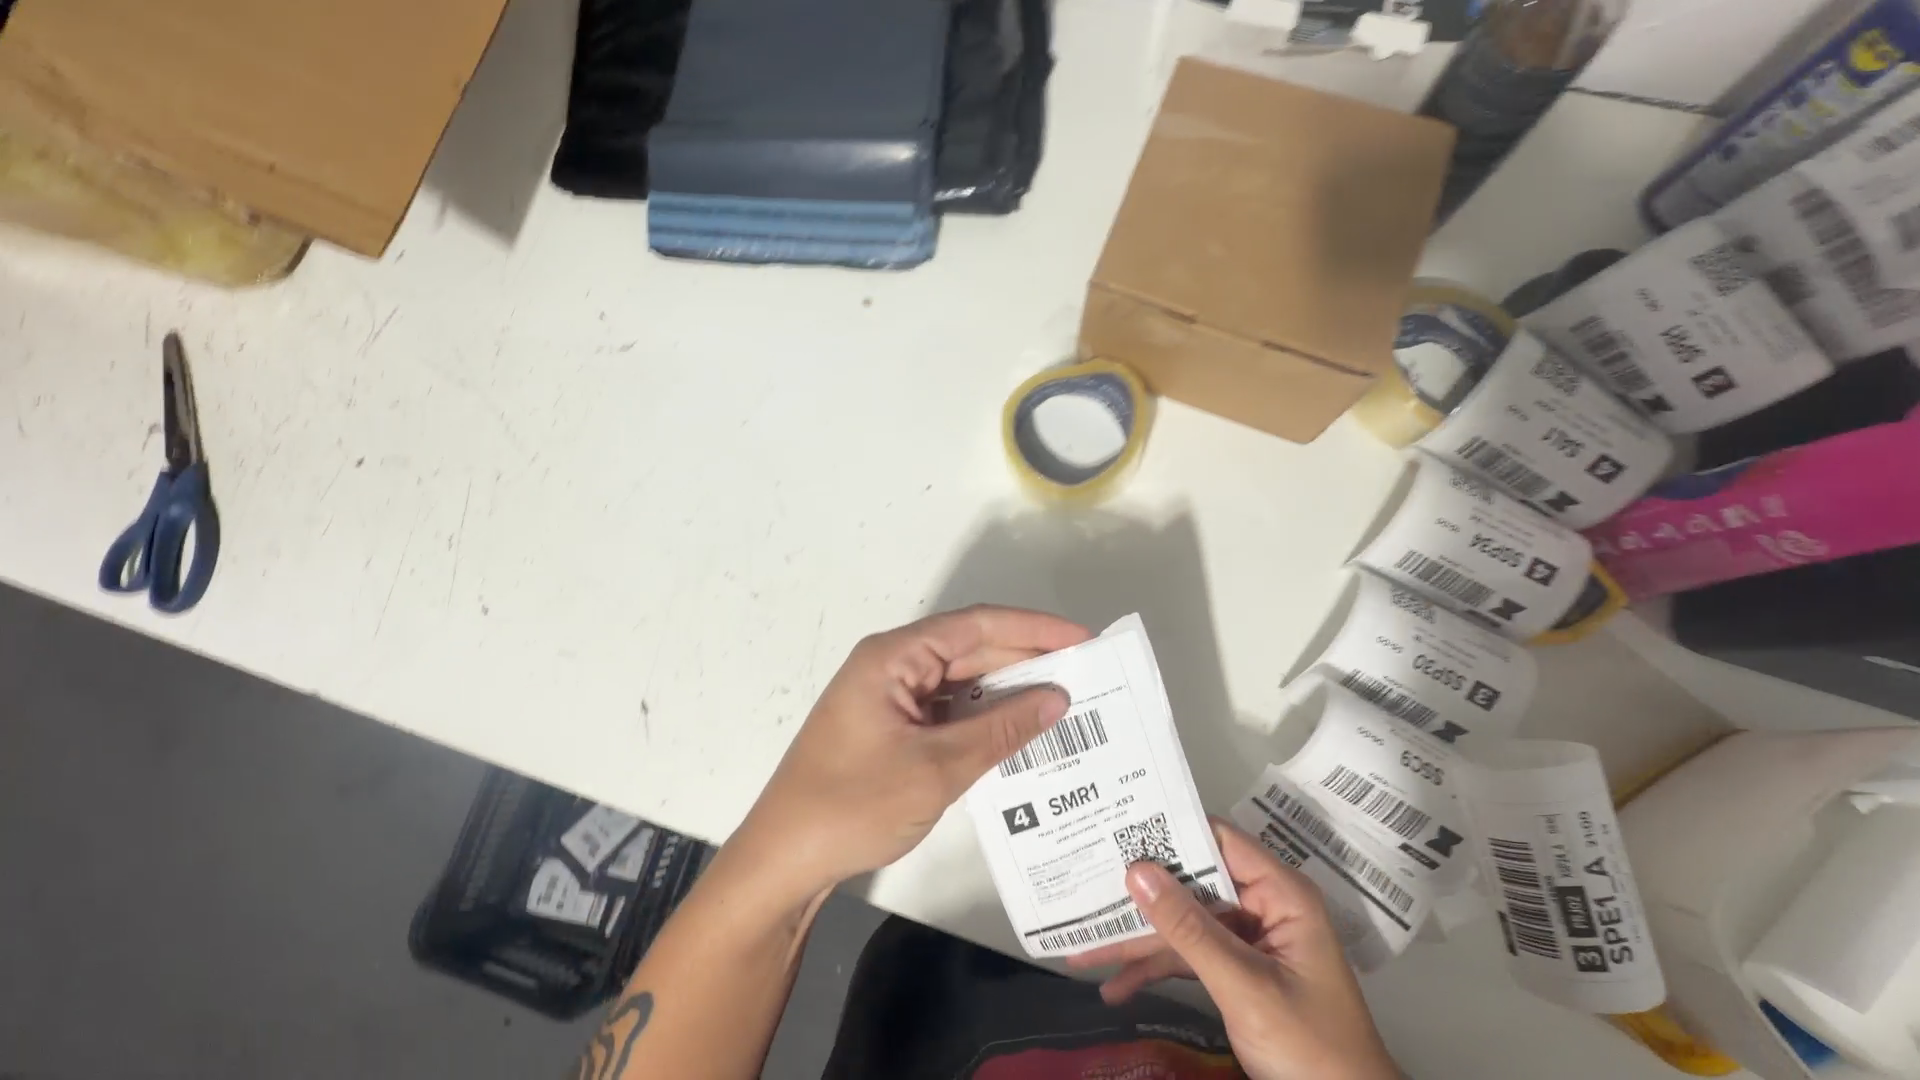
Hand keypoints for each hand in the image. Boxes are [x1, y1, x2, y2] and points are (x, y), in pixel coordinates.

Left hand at [735, 605, 1089, 901]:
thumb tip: (1057, 699)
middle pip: (969, 650)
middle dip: (1026, 661)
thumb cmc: (854, 805)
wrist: (784, 860)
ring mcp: (890, 698)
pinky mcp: (891, 727)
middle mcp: (891, 666)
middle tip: (1086, 677)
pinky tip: (1020, 732)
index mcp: (893, 657)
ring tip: (1065, 703)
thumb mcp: (936, 768)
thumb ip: (1000, 729)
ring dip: (1007, 692)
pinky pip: (947, 710)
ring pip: (960, 682)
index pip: (975, 626)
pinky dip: (982, 719)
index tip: (1084, 641)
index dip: (1033, 629)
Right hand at [1067, 819, 1400, 1079]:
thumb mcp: (1245, 986)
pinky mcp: (1237, 972)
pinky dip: (1155, 971)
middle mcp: (1262, 907)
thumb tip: (1136, 871)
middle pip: (1192, 884)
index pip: (1218, 841)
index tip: (1116, 827)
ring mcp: (1248, 941)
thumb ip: (1189, 929)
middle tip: (1084, 886)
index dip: (1170, 830)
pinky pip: (1188, 957)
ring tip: (1082, 951)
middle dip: (1141, 895)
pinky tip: (1116, 987)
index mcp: (1280, 894)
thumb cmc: (1310, 1047)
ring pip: (1183, 924)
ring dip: (1138, 942)